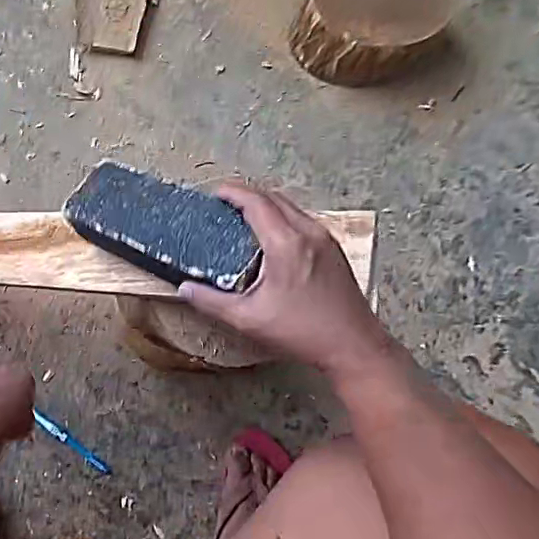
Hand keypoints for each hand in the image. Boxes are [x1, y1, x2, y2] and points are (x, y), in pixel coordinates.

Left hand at [0, 364, 34, 442]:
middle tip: (6, 411)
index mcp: (25, 378)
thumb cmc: (8, 421)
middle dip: (7, 393)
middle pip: (8, 380)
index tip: (22, 409)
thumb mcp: (27, 424)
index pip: (28, 385)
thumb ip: (27, 416)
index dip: (25, 398)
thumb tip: (24, 419)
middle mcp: (6, 371)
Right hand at [179, 183, 399, 378]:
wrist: (353, 345)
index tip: (215, 194)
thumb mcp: (249, 319)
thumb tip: (185, 289)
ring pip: (291, 207)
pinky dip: (283, 218)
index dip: (232, 192)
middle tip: (224, 205)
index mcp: (287, 244)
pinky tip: (271, 238)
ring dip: (266, 205)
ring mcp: (325, 240)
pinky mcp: (333, 250)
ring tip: (243, 218)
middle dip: (247, 195)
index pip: (256, 202)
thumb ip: (212, 302)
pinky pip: (303, 221)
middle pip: (274, 197)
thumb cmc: (304, 333)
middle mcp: (309, 233)